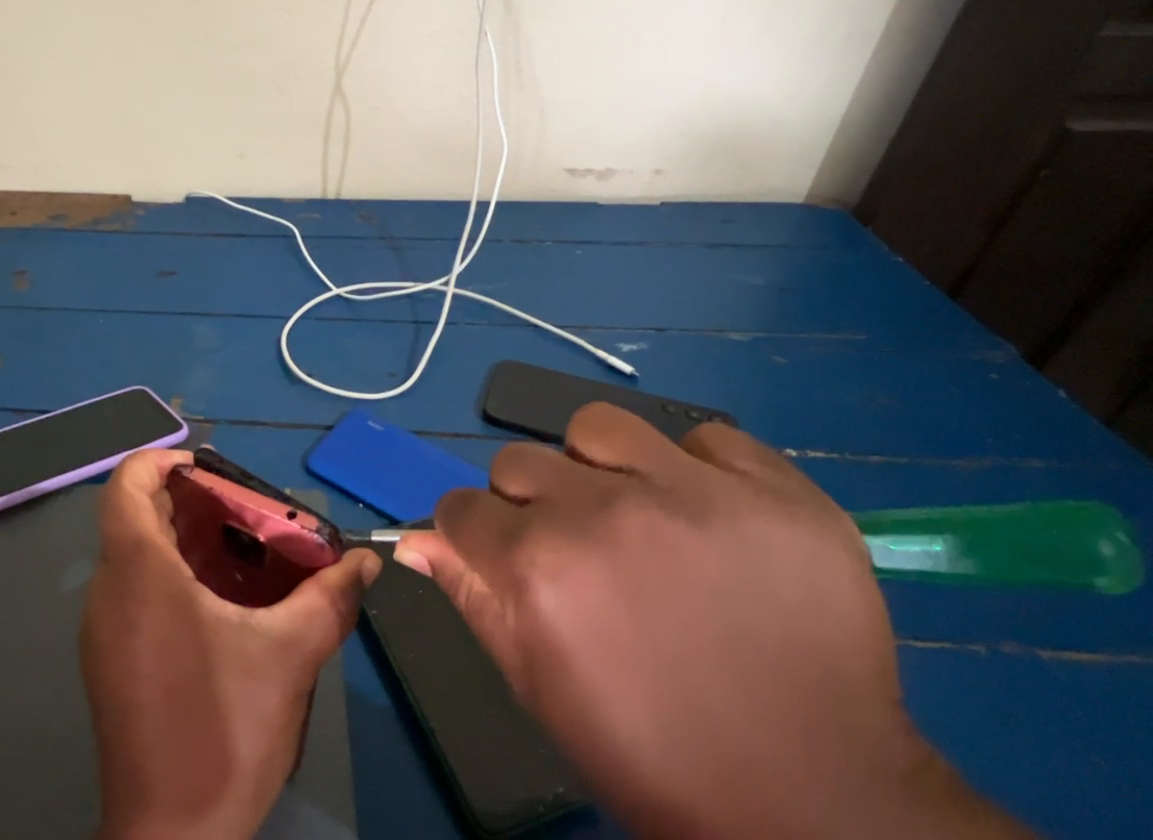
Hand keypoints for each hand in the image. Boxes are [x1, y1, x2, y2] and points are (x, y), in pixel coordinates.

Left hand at [80, 448, 381, 839]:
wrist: (171, 831)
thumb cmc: (225, 728)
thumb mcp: (290, 656)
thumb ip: (330, 599)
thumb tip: (365, 563)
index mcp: (138, 573)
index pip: (125, 484)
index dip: (159, 461)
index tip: (207, 468)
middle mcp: (107, 592)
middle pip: (130, 519)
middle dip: (180, 503)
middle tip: (239, 513)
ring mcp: (100, 632)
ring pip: (130, 560)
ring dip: (174, 544)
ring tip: (237, 556)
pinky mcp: (106, 664)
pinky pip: (129, 595)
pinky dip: (164, 580)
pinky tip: (216, 609)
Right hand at [395, 404, 1029, 838]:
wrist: (806, 796)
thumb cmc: (645, 748)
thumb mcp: (534, 684)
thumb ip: (470, 596)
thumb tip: (417, 541)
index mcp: (535, 564)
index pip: (461, 507)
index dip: (474, 536)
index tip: (499, 560)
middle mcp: (602, 511)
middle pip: (518, 462)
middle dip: (527, 503)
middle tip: (572, 551)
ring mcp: (694, 492)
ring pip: (599, 427)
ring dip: (597, 465)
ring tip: (632, 513)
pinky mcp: (775, 491)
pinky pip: (708, 437)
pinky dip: (695, 468)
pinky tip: (708, 518)